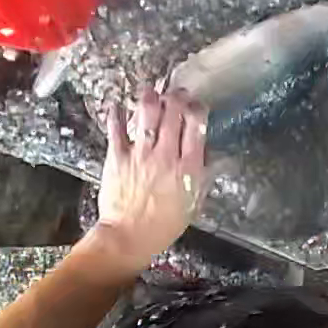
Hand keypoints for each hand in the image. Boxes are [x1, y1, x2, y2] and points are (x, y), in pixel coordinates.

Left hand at [85, 87, 206, 276]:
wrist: (130, 236)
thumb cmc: (165, 224)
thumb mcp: (194, 202)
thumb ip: (203, 176)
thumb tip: (212, 156)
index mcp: (188, 167)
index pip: (197, 125)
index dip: (198, 109)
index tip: (197, 106)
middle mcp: (166, 155)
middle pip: (173, 112)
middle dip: (176, 97)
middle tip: (176, 94)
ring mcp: (140, 154)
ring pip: (146, 113)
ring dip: (150, 98)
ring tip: (151, 92)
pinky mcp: (117, 157)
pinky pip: (116, 128)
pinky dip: (116, 114)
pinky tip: (117, 105)